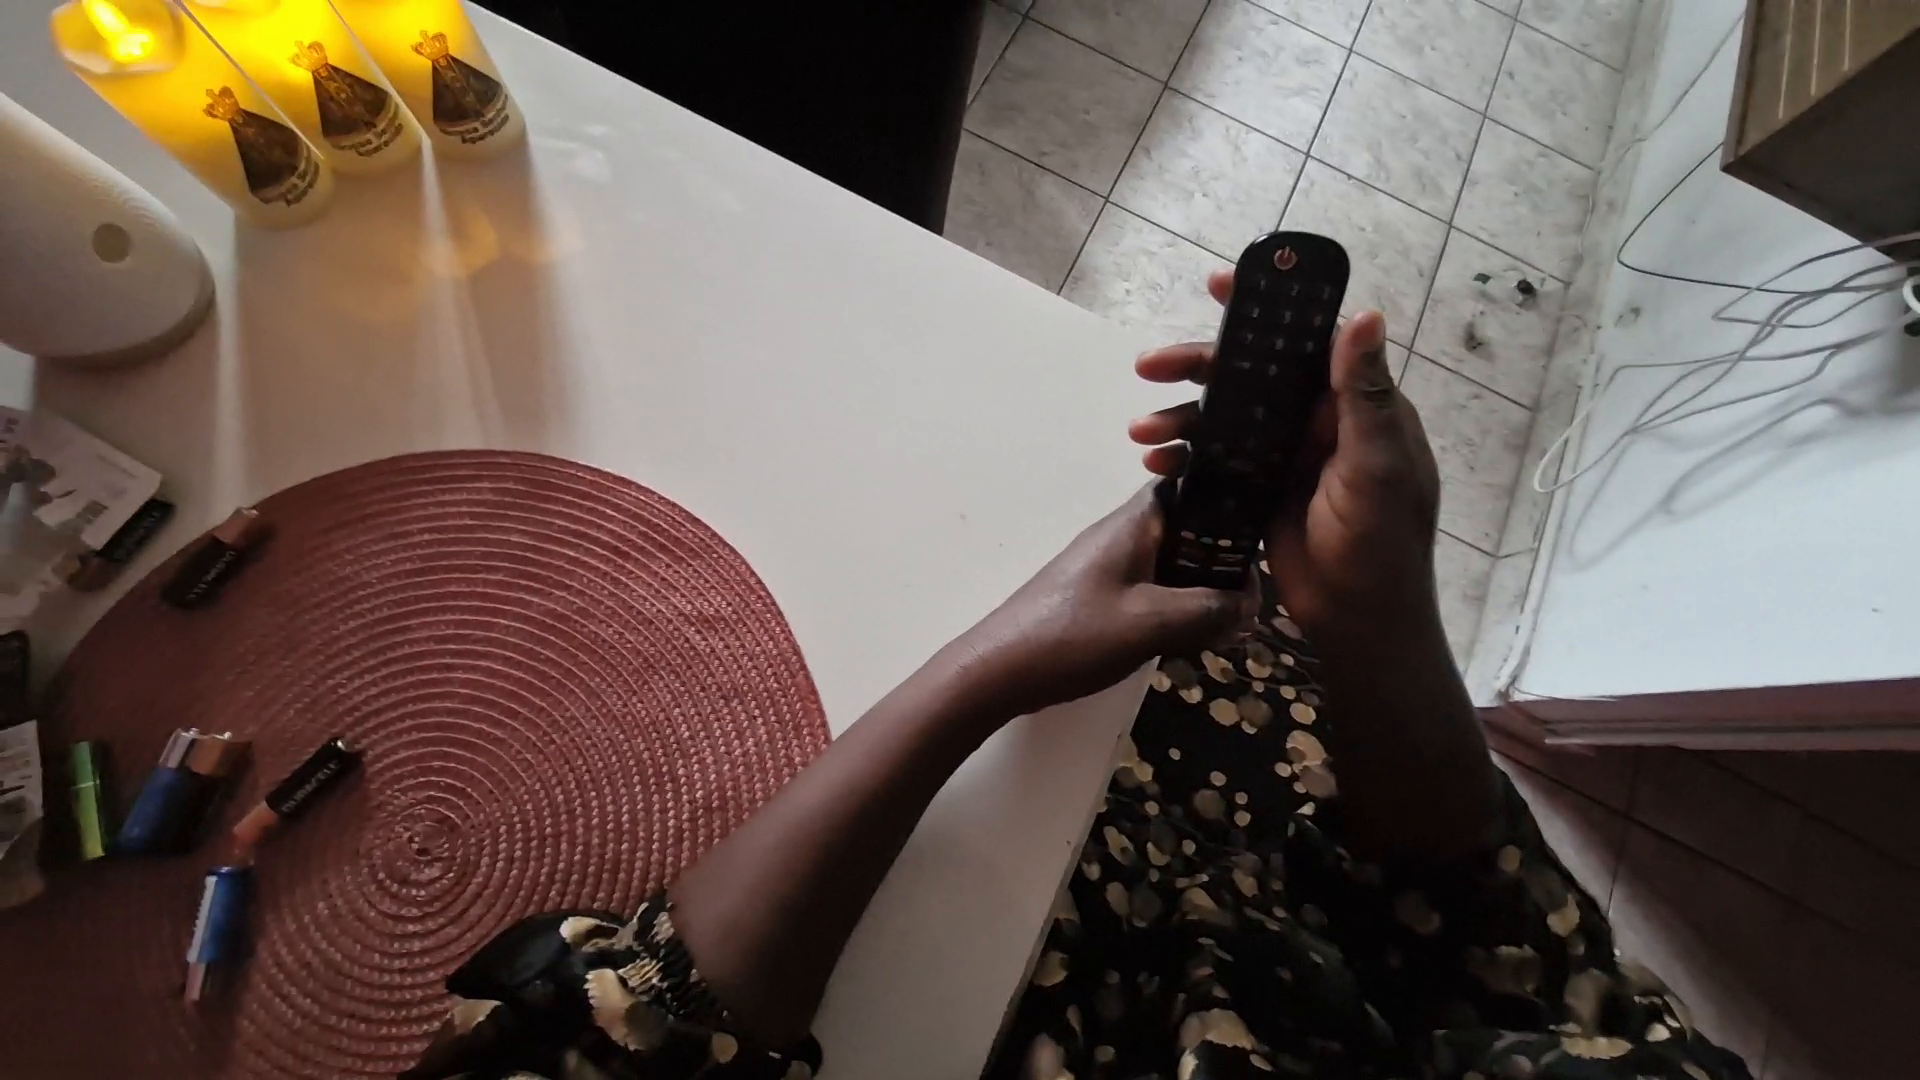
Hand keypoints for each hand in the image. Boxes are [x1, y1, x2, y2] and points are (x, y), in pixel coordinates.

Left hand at [951, 484, 1256, 717]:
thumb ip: (1208, 609)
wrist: (999, 671)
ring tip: (1225, 630)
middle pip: (1189, 532)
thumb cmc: (1073, 636)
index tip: (1264, 542)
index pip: (1194, 486)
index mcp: (1134, 523)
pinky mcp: (1100, 597)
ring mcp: (1108, 566)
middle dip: (1222, 565)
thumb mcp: (1151, 623)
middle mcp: (1122, 535)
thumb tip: (1251, 607)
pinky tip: (1189, 642)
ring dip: (1200, 593)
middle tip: (1246, 607)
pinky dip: (1175, 610)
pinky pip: (1152, 591)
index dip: (1232, 506)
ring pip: (1172, 566)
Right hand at [1128, 270, 1443, 658]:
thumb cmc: (1380, 543)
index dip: (1264, 311)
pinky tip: (1155, 466)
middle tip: (1147, 365)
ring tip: (1140, 433)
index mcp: (1349, 406)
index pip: (1306, 340)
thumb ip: (1364, 395)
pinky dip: (1182, 459)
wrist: (1356, 619)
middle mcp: (1312, 422)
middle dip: (1196, 368)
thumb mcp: (1376, 466)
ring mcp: (1280, 456)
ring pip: (1221, 419)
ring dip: (1178, 419)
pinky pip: (1211, 461)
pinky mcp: (1254, 489)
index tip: (1219, 286)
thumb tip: (1364, 314)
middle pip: (1248, 377)